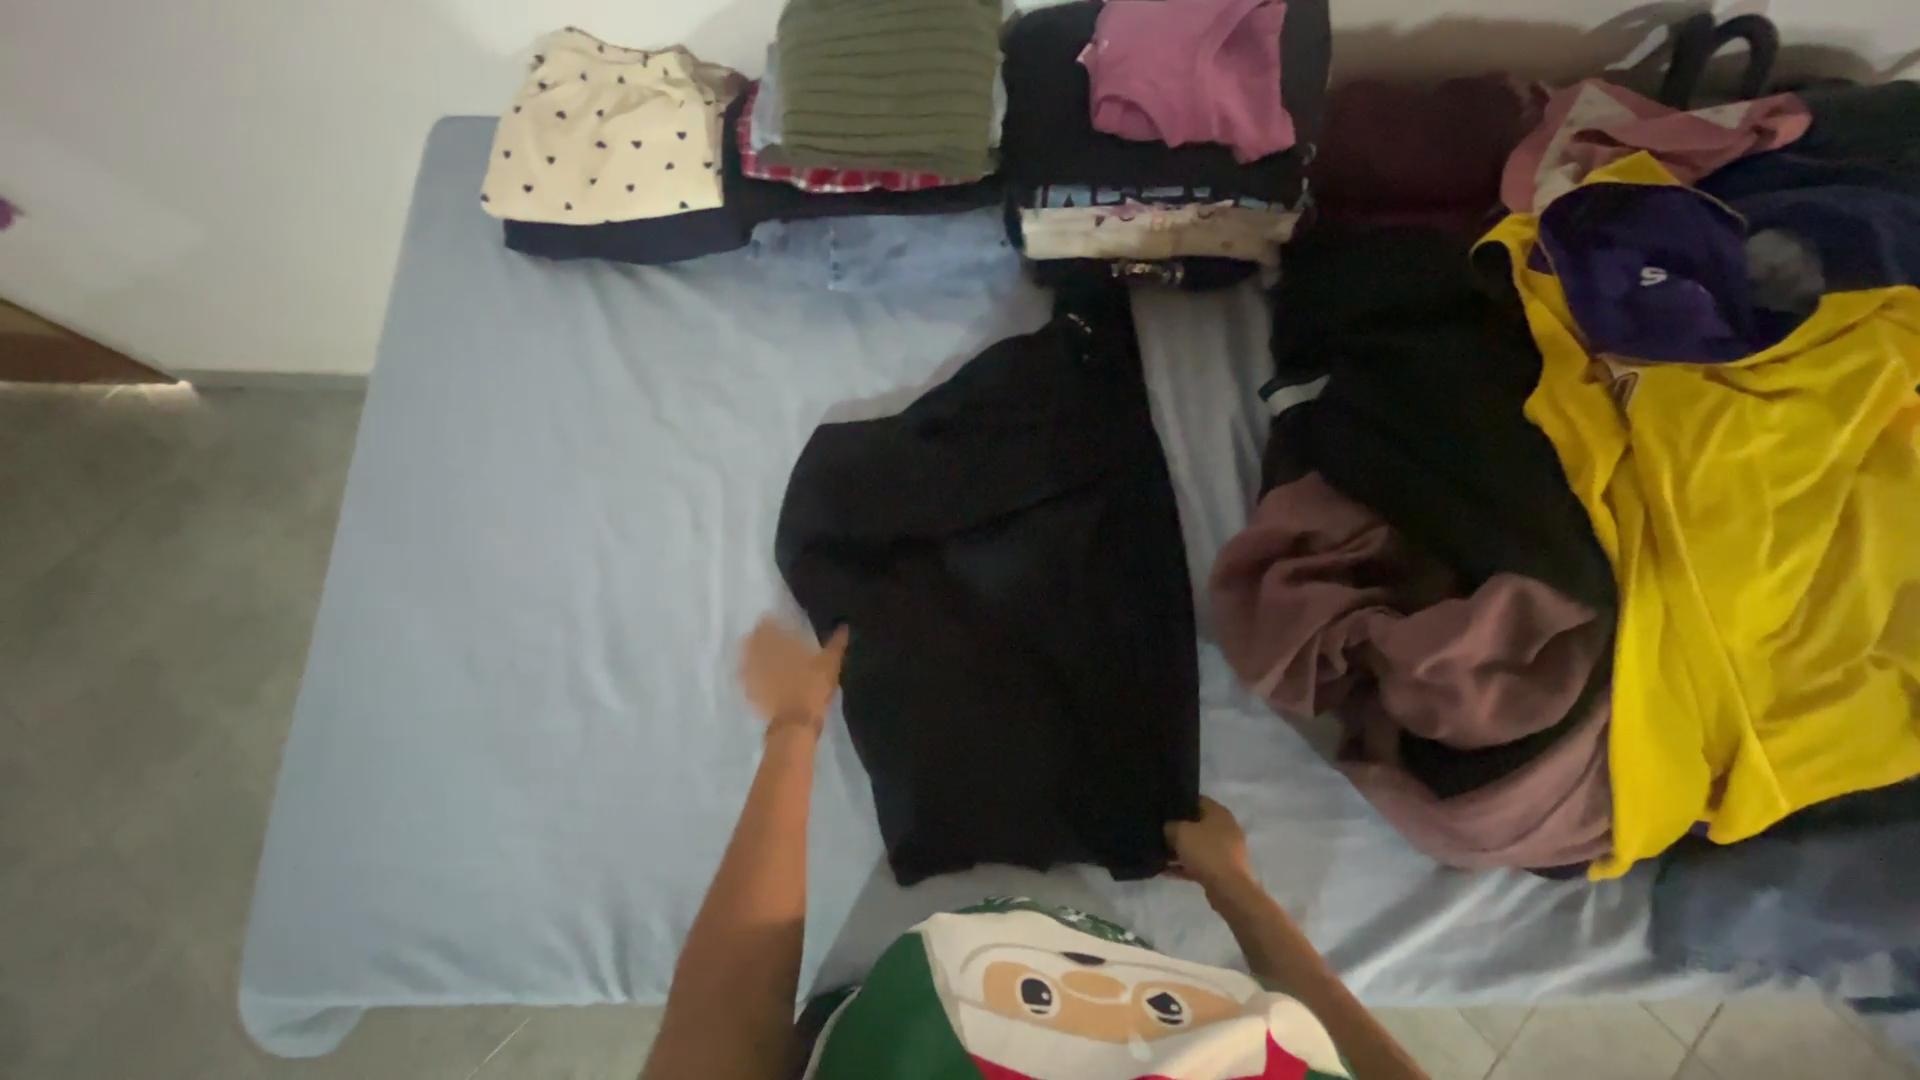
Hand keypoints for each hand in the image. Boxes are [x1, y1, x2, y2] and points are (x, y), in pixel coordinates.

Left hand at [738, 616, 849, 738]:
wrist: (796, 722)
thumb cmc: (814, 687)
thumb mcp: (831, 663)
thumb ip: (837, 643)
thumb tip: (844, 626)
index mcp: (778, 642)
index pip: (766, 623)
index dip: (770, 621)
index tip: (778, 623)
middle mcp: (760, 653)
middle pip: (751, 638)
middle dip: (759, 637)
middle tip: (770, 640)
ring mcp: (751, 673)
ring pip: (744, 657)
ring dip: (751, 654)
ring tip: (763, 658)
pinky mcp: (748, 691)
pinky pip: (745, 678)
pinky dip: (750, 675)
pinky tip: (759, 678)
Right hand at [1164, 796, 1254, 893]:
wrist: (1229, 889)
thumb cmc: (1206, 852)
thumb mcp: (1180, 832)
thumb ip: (1170, 826)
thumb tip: (1168, 828)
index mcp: (1219, 813)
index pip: (1197, 800)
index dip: (1179, 803)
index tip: (1163, 809)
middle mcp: (1225, 829)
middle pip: (1197, 824)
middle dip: (1178, 829)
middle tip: (1159, 832)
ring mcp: (1226, 851)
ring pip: (1198, 846)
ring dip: (1180, 851)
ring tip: (1159, 855)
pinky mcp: (1223, 870)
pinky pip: (1200, 864)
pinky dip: (1185, 866)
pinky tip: (1165, 871)